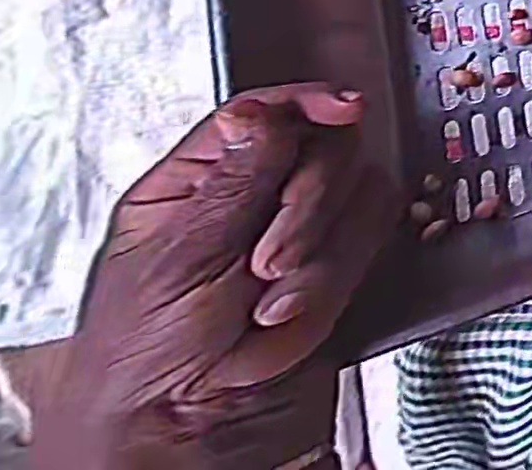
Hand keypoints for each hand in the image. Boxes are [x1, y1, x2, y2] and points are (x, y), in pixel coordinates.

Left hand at [35, 84, 397, 469]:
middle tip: (270, 257)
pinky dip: (342, 266)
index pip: (266, 113)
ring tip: (273, 297)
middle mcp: (263, 190)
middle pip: (327, 145)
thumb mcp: (180, 262)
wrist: (200, 428)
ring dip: (323, 245)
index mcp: (199, 183)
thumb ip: (236, 179)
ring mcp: (312, 216)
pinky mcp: (351, 242)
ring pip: (360, 184)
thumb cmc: (153, 355)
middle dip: (309, 201)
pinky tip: (297, 306)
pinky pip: (378, 222)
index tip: (347, 108)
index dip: (308, 102)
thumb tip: (261, 108)